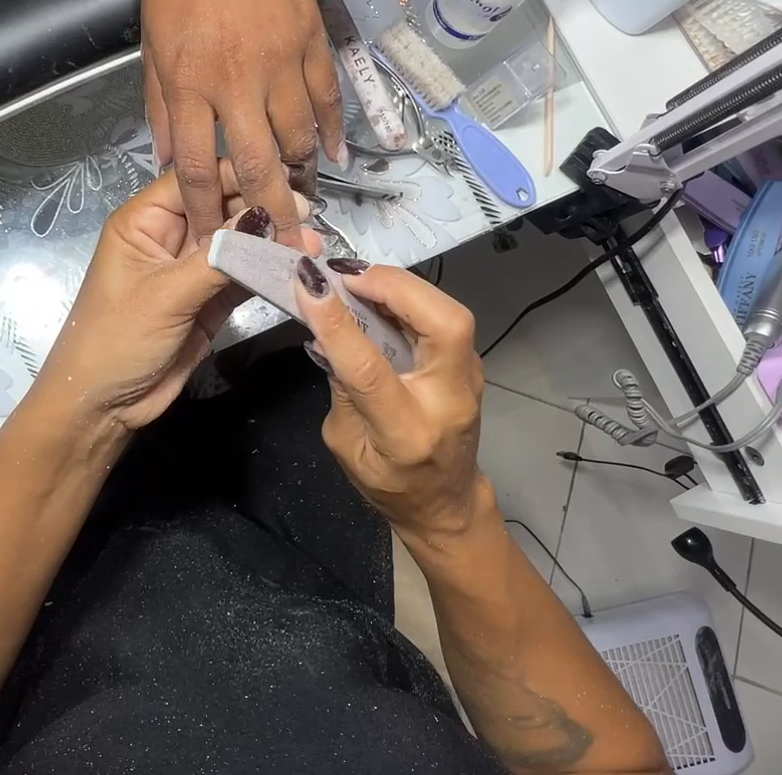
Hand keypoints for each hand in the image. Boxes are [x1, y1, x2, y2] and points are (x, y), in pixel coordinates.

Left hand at [30, 163, 316, 429]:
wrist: (103, 409)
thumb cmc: (116, 341)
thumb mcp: (165, 295)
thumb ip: (217, 257)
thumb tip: (267, 215)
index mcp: (143, 221)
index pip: (194, 179)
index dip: (234, 176)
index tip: (280, 181)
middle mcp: (169, 236)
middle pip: (222, 207)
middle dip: (261, 211)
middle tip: (307, 217)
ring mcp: (192, 269)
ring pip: (238, 243)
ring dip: (271, 243)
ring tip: (312, 243)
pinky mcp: (210, 299)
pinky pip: (244, 276)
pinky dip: (269, 273)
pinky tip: (299, 267)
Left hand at [142, 0, 344, 249]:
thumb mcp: (152, 41)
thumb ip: (163, 106)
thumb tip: (170, 160)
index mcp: (188, 82)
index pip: (196, 168)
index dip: (204, 213)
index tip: (212, 243)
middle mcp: (236, 80)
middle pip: (259, 166)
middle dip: (271, 214)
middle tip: (283, 246)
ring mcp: (281, 59)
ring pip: (299, 135)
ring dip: (301, 172)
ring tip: (300, 195)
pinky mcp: (312, 38)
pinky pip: (328, 97)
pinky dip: (333, 128)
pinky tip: (335, 152)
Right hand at [291, 259, 494, 547]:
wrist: (447, 505)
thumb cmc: (388, 484)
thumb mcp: (344, 446)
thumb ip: (338, 388)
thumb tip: (327, 331)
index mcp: (407, 433)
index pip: (369, 369)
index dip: (336, 322)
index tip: (308, 284)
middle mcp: (447, 402)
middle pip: (445, 325)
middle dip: (396, 287)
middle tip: (350, 275)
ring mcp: (469, 381)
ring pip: (452, 314)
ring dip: (403, 287)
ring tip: (359, 279)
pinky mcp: (473, 367)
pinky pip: (446, 319)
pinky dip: (412, 298)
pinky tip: (381, 296)